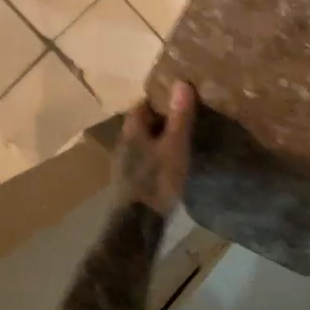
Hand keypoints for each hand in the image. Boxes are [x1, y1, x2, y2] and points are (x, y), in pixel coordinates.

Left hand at [116, 80, 195, 214]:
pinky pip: (144, 159)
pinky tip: (171, 162)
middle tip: (186, 113)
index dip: (160, 97)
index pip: (142, 105)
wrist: (136, 227)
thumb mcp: (175, 145)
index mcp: (132, 132)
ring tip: (182, 136)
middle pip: (142, 123)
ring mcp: (124, 166)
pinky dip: (157, 154)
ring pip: (143, 142)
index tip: (179, 93)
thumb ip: (179, 116)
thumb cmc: (157, 181)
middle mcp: (123, 145)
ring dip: (159, 137)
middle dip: (161, 117)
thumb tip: (181, 82)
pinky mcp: (129, 183)